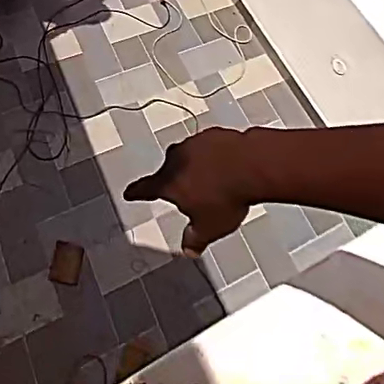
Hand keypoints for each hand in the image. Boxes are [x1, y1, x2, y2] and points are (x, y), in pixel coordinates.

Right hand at [122, 128, 251, 256]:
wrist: (253, 165)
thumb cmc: (228, 195)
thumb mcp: (209, 227)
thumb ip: (195, 238)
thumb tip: (189, 248)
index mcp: (169, 182)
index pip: (145, 189)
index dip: (137, 192)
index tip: (130, 192)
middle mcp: (178, 158)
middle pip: (170, 171)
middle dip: (178, 182)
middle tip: (192, 196)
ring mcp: (196, 142)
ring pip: (190, 157)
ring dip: (198, 168)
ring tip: (218, 184)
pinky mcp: (215, 134)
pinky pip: (209, 147)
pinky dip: (215, 156)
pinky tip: (230, 169)